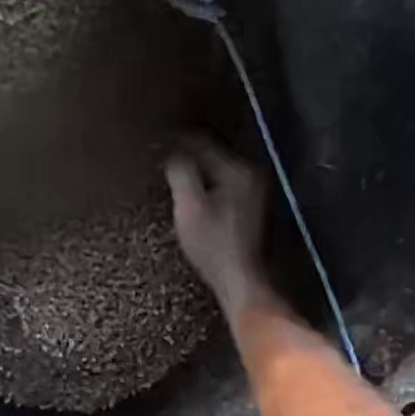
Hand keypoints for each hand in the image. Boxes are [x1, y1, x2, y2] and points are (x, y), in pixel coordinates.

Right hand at [164, 139, 273, 315]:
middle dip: (189, 154)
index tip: (161, 136)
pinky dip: (206, 186)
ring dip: (197, 171)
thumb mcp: (189, 206)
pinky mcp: (248, 210)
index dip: (179, 139)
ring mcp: (253, 194)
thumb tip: (174, 156)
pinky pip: (222, 187)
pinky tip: (192, 194)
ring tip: (175, 171)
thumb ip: (180, 173)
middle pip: (213, 156)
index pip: (204, 143)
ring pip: (218, 172)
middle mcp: (251, 178)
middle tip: (166, 151)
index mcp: (239, 172)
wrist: (237, 278)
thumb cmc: (214, 246)